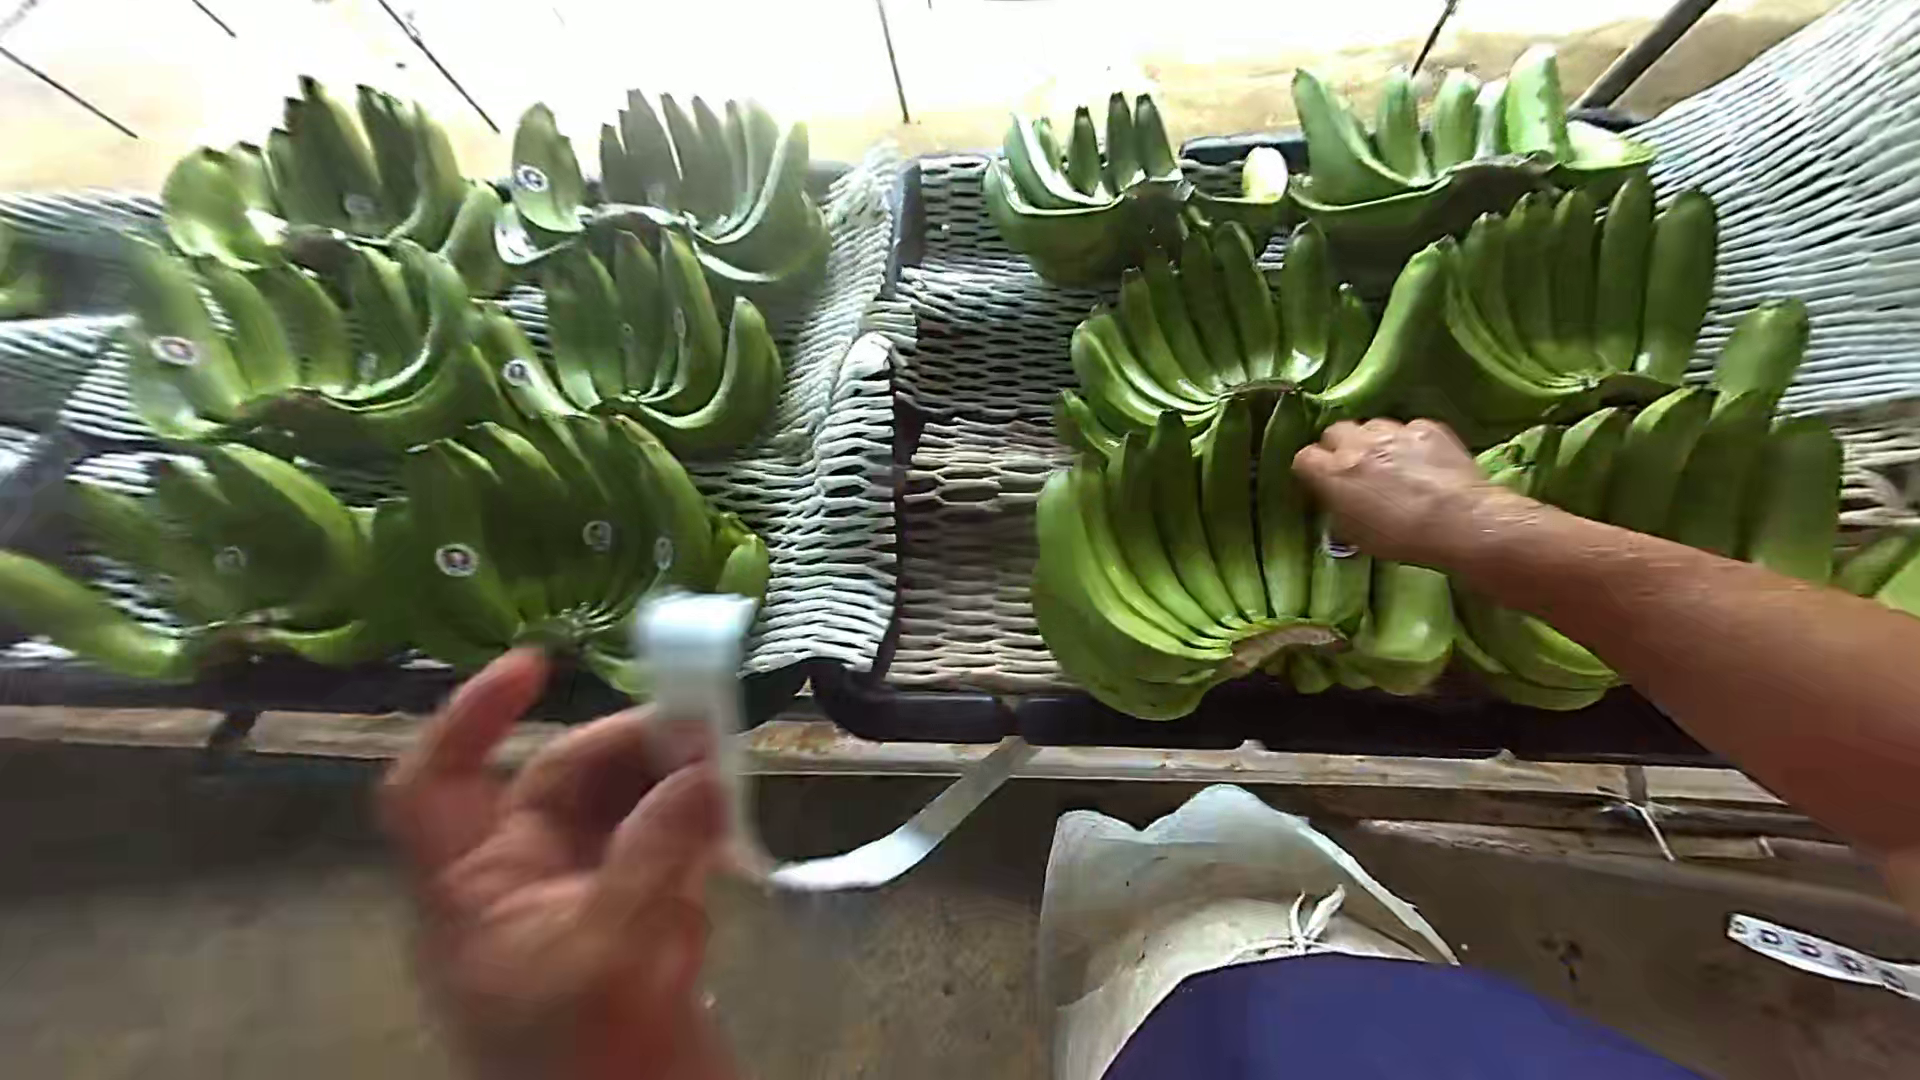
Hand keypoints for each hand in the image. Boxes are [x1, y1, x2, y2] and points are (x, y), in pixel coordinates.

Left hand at [381, 648, 735, 1079]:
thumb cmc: (588, 1049)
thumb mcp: (611, 953)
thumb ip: (654, 853)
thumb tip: (704, 771)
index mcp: (478, 884)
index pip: (434, 787)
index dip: (470, 718)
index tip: (540, 663)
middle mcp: (528, 862)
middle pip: (568, 771)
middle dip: (635, 745)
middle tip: (704, 734)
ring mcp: (588, 865)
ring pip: (626, 785)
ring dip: (676, 770)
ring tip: (727, 775)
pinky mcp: (639, 873)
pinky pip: (666, 811)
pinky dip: (698, 802)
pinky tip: (729, 812)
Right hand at [1292, 418, 1507, 565]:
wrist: (1461, 523)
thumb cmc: (1398, 537)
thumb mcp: (1350, 530)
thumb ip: (1334, 504)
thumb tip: (1333, 497)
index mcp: (1332, 473)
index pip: (1303, 458)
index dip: (1311, 468)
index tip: (1319, 480)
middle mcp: (1357, 445)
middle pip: (1334, 431)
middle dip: (1338, 445)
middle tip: (1351, 465)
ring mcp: (1394, 433)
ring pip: (1371, 425)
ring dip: (1372, 439)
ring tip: (1386, 458)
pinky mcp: (1428, 429)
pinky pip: (1408, 428)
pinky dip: (1408, 440)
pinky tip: (1419, 458)